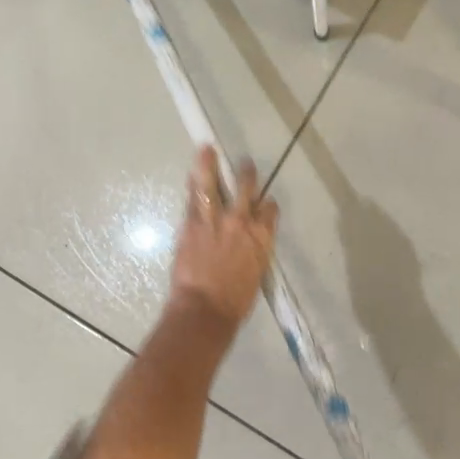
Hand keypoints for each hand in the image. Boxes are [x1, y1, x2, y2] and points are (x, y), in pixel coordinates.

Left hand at [168, 147, 277, 327]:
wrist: (205, 309)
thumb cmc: (234, 303)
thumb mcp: (254, 276)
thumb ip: (253, 254)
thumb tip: (247, 249)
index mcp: (263, 239)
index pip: (269, 210)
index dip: (266, 204)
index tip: (262, 202)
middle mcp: (243, 223)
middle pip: (246, 189)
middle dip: (246, 175)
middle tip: (244, 166)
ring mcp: (216, 221)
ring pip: (214, 184)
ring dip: (210, 165)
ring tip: (206, 149)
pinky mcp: (192, 225)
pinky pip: (193, 198)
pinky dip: (192, 183)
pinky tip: (190, 172)